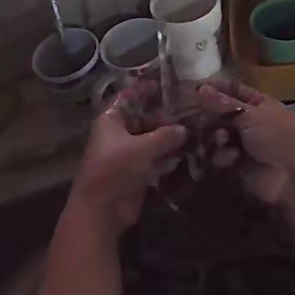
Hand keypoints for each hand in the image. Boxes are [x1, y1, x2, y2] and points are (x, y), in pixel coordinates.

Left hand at [69, 81, 186, 232]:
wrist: (102, 209)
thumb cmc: (116, 169)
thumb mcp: (143, 148)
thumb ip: (166, 136)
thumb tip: (184, 130)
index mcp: (110, 121)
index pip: (126, 98)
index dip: (141, 90)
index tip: (160, 84)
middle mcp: (117, 134)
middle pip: (141, 118)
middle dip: (162, 116)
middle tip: (187, 112)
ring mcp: (126, 154)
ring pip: (150, 139)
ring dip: (168, 136)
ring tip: (193, 130)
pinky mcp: (135, 172)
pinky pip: (154, 158)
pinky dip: (167, 155)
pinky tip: (187, 151)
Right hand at [198, 81, 294, 204]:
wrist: (293, 178)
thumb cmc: (278, 138)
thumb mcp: (252, 115)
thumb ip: (223, 104)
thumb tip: (200, 89)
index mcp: (260, 104)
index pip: (232, 91)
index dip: (214, 89)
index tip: (192, 90)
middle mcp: (251, 122)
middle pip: (221, 115)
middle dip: (210, 118)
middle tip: (193, 119)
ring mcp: (243, 145)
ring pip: (217, 136)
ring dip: (216, 138)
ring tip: (221, 142)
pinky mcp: (237, 166)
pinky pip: (220, 156)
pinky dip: (221, 156)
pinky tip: (229, 159)